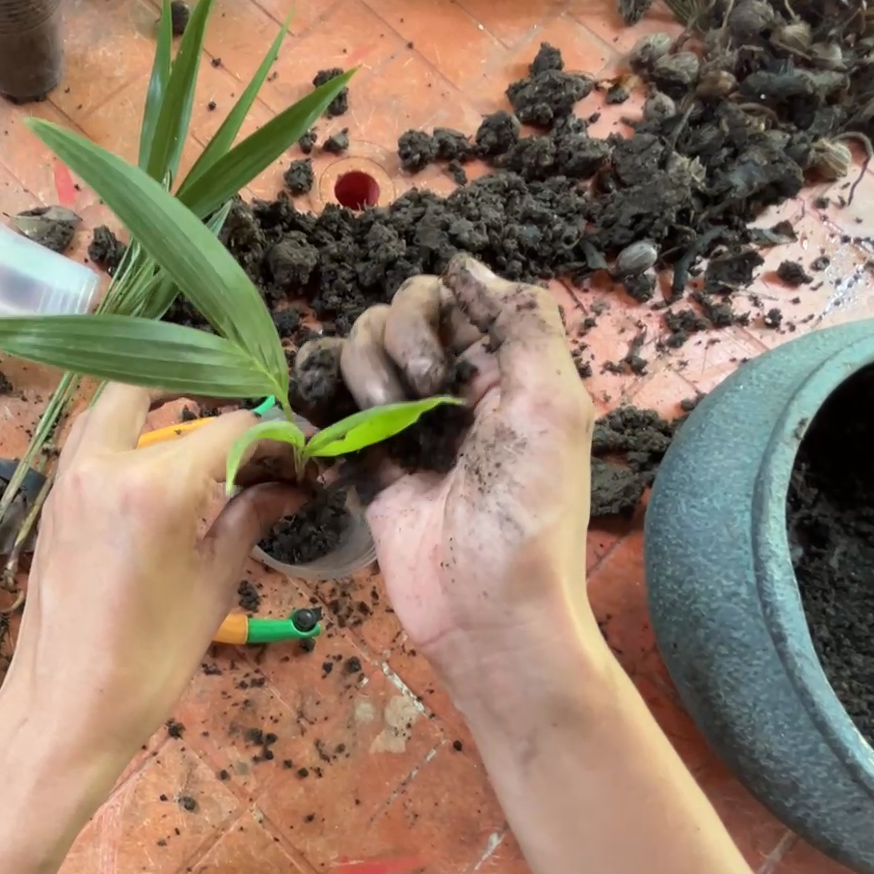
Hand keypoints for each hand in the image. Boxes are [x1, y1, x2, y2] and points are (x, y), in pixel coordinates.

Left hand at [0, 384, 300, 793]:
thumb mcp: (214, 583)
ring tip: (194, 421)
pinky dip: (121, 430)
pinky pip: (88, 440)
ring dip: (149, 402)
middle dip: (195, 382)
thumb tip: (291, 486)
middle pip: (145, 385)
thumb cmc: (151, 657)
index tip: (297, 449)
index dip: (273, 433)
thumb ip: (250, 517)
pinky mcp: (54, 499)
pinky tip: (152, 458)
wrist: (67, 705)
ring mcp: (69, 479)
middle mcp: (103, 464)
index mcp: (153, 486)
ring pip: (106, 406)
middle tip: (235, 402)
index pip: (229, 428)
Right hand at [351, 255, 595, 709]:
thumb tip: (466, 265)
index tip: (442, 361)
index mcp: (503, 368)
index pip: (453, 297)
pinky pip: (332, 406)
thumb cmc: (525, 511)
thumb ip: (521, 323)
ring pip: (358, 354)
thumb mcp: (550, 407)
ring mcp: (404, 423)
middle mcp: (452, 387)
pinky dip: (324, 404)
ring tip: (386, 428)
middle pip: (397, 316)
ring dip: (363, 376)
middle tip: (418, 397)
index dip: (436, 312)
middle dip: (398, 343)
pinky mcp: (365, 459)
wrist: (481, 609)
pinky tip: (333, 425)